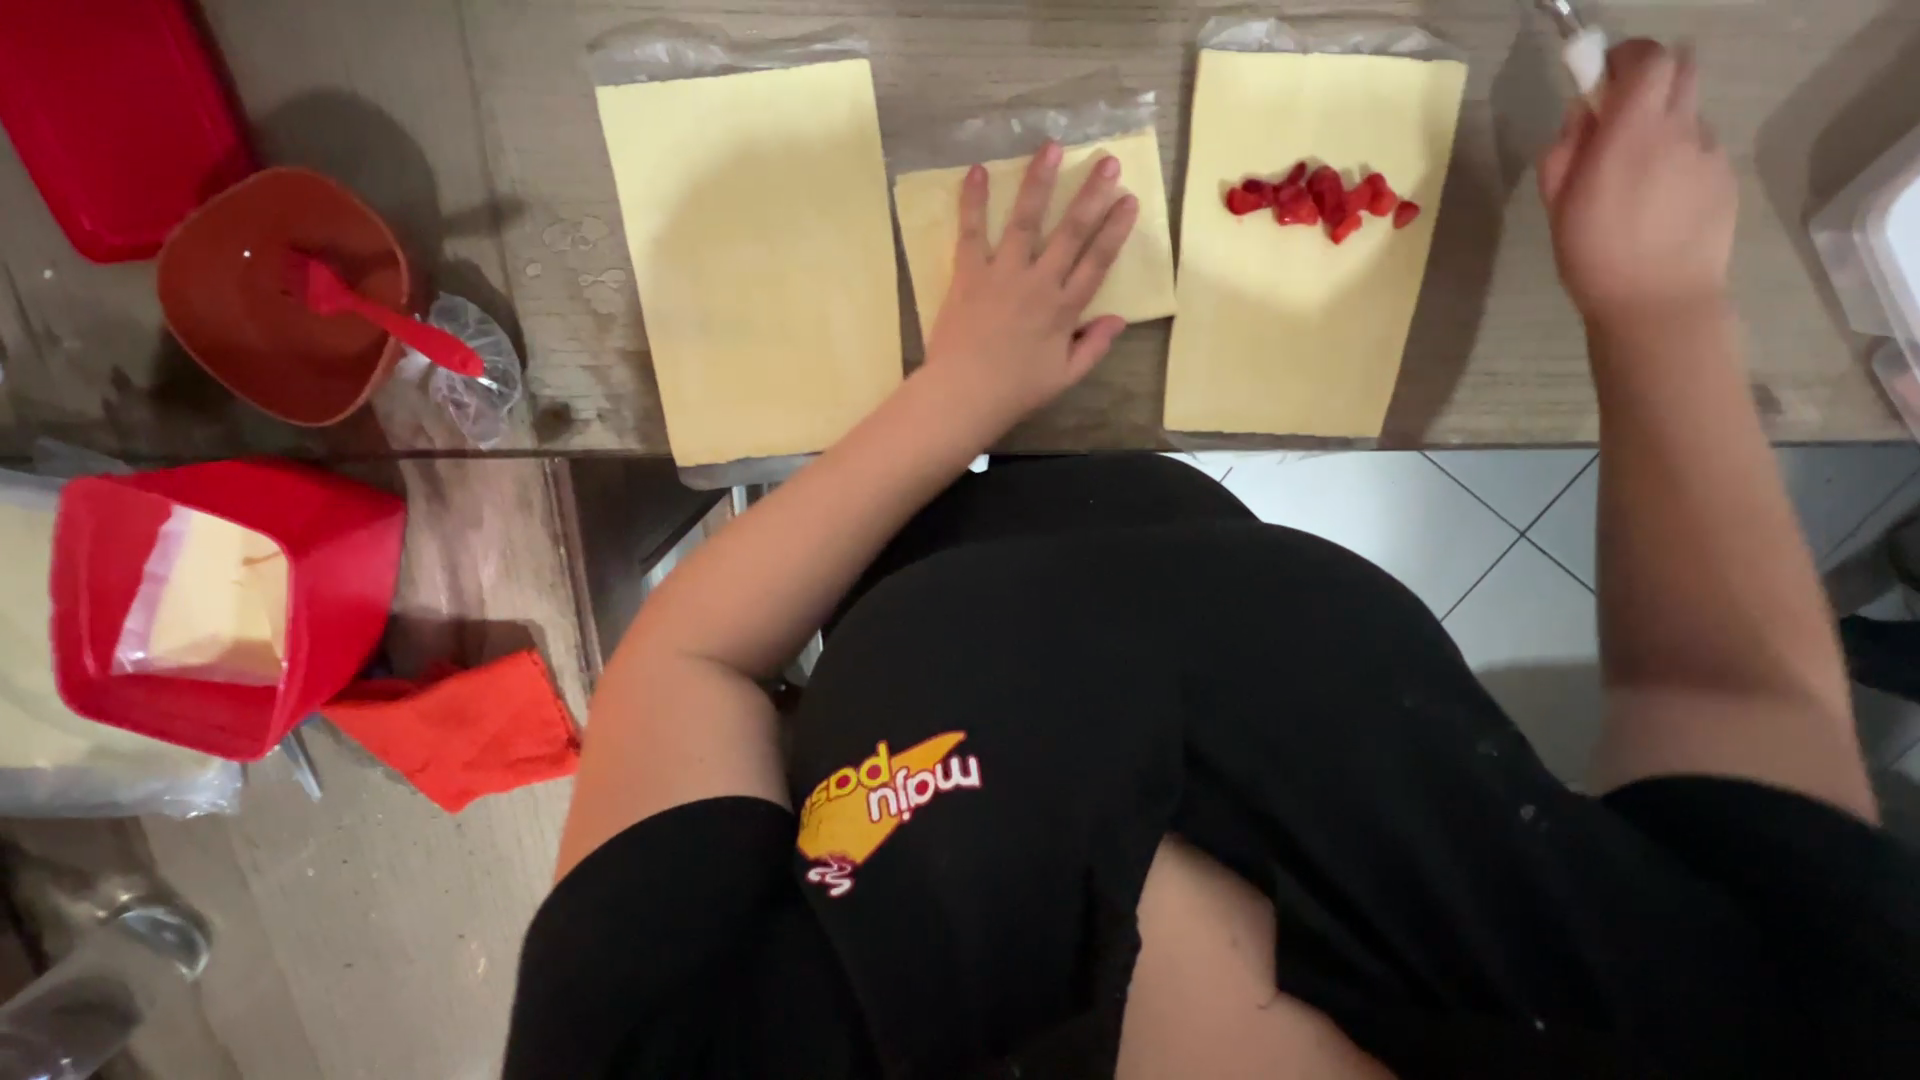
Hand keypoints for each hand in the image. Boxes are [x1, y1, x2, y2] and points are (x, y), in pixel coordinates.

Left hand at [919, 140, 1138, 433]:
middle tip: (1107, 161)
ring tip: (1052, 147)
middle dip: (1091, 194)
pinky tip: (979, 170)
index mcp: (1064, 309)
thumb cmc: (1016, 391)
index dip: (1115, 230)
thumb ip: (1094, 346)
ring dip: (1040, 181)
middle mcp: (1039, 283)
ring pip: (1026, 220)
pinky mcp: (969, 274)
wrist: (965, 393)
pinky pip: (971, 232)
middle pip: (1071, 231)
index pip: (1098, 261)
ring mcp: (1003, 274)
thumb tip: (1118, 319)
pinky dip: (974, 201)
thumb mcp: (1064, 376)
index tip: (1129, 201)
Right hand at [1539, 40, 1736, 329]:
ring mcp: (1709, 152)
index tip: (1602, 75)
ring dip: (1660, 126)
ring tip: (1632, 177)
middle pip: (1681, 70)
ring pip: (1686, 116)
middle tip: (1618, 117)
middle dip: (1650, 80)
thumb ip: (1566, 151)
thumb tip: (1581, 117)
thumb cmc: (1592, 255)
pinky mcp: (1724, 176)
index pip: (1647, 60)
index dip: (1626, 57)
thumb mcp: (1557, 205)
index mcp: (1631, 134)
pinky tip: (1654, 203)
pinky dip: (1675, 160)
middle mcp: (1678, 130)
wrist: (1656, 299)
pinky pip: (1697, 151)